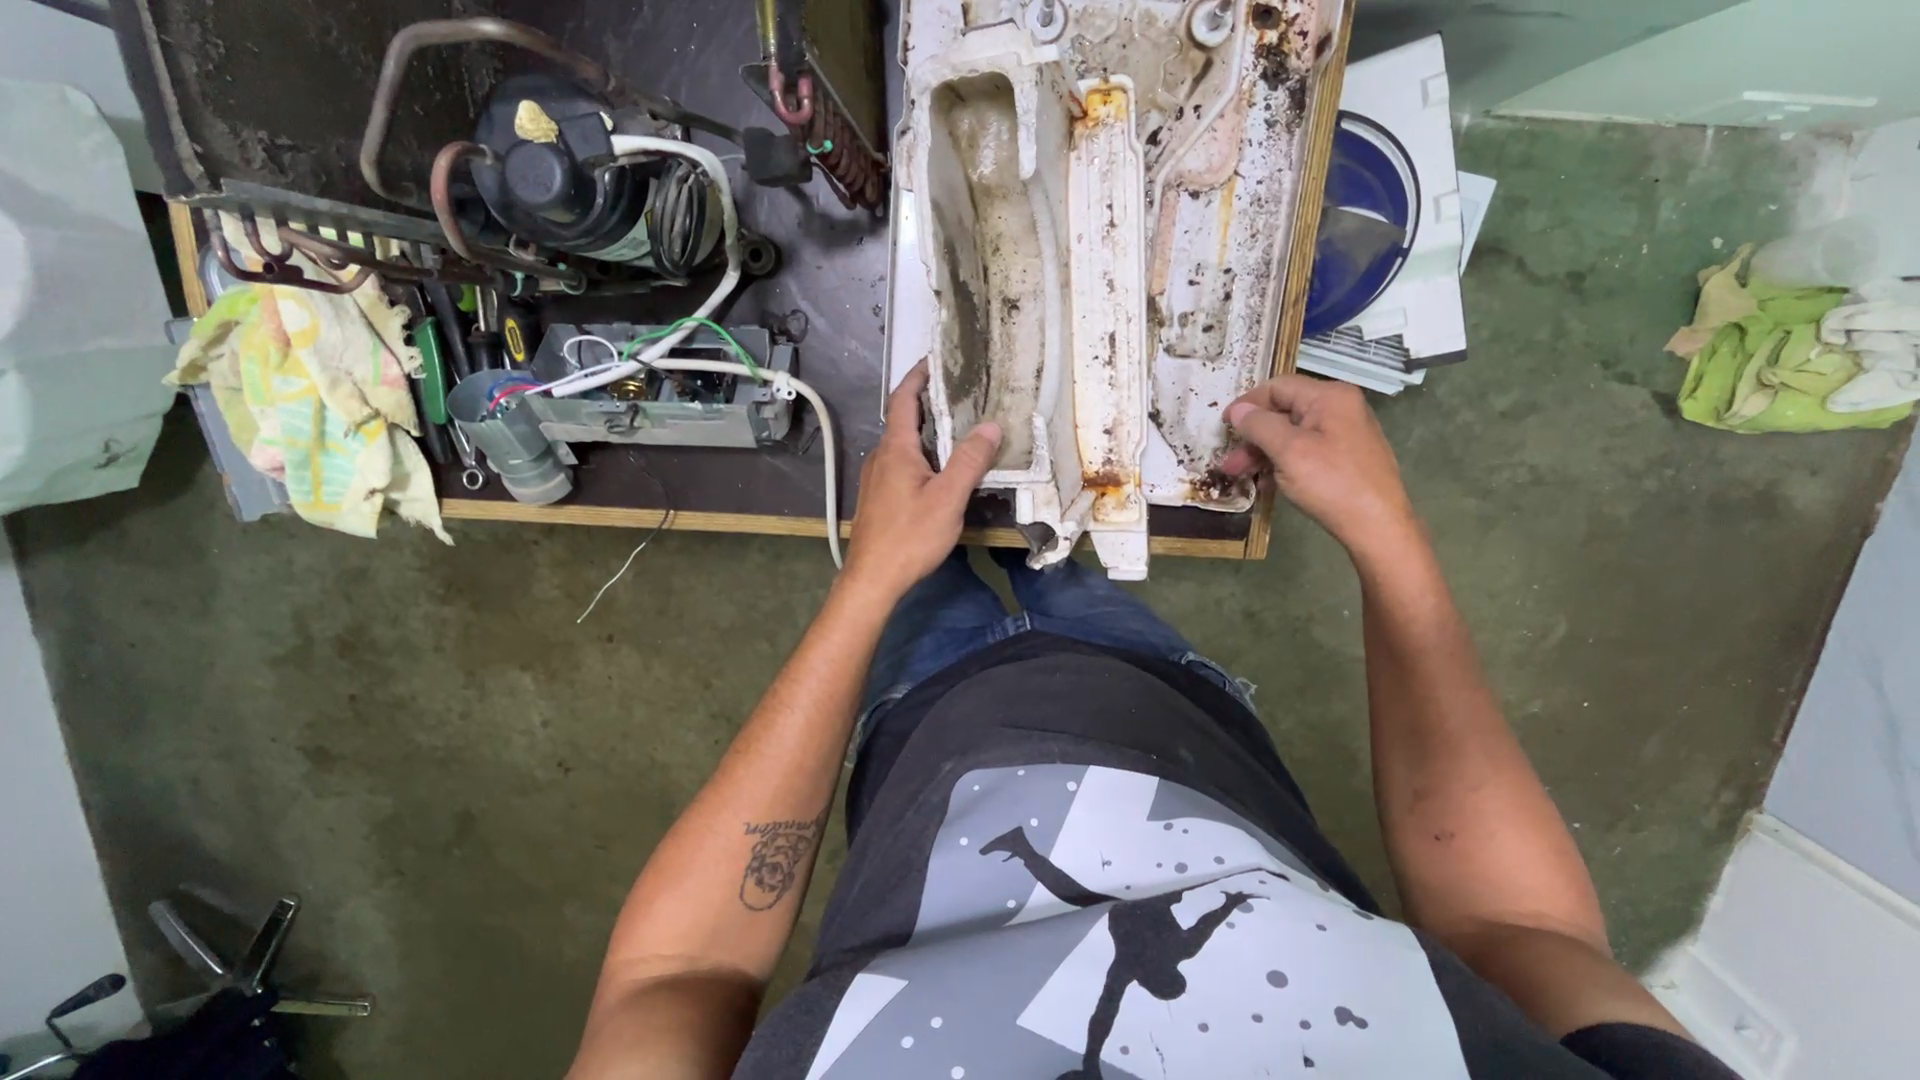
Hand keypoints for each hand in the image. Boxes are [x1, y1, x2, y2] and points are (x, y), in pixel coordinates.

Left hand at [843, 363, 1001, 601]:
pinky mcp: (878, 499)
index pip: (903, 399)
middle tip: (960, 396)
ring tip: (957, 430)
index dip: (918, 377)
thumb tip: (990, 425)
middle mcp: (880, 458)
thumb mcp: (948, 498)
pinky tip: (939, 471)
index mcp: (895, 450)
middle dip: (928, 404)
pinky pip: (900, 465)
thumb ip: (969, 461)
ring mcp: (875, 479)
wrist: (872, 579)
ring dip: (925, 433)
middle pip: (902, 420)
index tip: (936, 361)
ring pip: (902, 445)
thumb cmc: (909, 536)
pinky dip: (920, 456)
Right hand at [1219, 374, 1418, 558]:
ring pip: (1293, 434)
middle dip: (1253, 435)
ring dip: (1263, 452)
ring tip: (1240, 475)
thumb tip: (1237, 410)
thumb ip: (1259, 425)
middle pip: (1284, 411)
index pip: (1278, 387)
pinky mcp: (1345, 456)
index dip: (1247, 404)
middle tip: (1229, 461)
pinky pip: (1306, 450)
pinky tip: (1267, 482)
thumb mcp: (1288, 451)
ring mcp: (1344, 433)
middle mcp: (1340, 408)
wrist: (1377, 525)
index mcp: (1330, 397)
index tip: (1223, 426)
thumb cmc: (1332, 483)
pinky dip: (1283, 462)